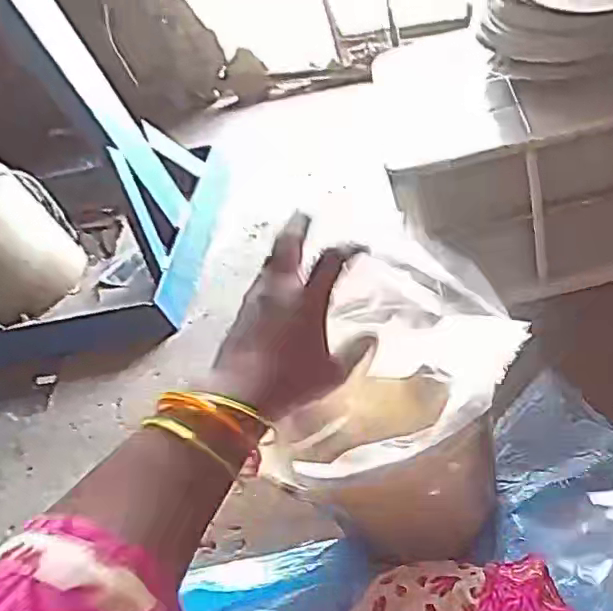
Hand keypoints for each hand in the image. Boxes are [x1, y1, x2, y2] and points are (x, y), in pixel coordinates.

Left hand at [192, 212, 365, 422]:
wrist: (240, 393)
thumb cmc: (292, 383)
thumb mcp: (333, 374)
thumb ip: (354, 352)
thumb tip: (372, 337)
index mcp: (307, 301)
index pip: (330, 263)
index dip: (347, 250)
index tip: (359, 248)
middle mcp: (280, 290)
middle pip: (289, 245)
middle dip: (299, 227)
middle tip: (305, 214)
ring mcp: (257, 298)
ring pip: (270, 261)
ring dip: (282, 249)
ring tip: (290, 245)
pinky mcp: (242, 311)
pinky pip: (260, 280)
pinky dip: (271, 272)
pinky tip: (274, 281)